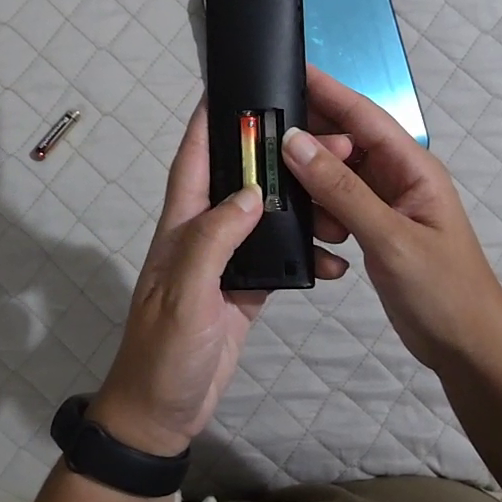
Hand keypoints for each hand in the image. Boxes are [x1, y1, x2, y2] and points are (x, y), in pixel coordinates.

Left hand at [93, 102, 347, 459]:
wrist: (163, 412)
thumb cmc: (163, 351)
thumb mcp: (185, 293)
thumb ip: (214, 241)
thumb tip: (252, 192)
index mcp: (180, 227)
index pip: (192, 161)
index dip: (208, 124)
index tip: (231, 88)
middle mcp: (202, 236)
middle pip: (240, 182)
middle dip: (275, 156)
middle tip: (323, 138)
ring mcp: (225, 263)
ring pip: (265, 217)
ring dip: (298, 202)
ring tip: (339, 190)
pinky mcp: (245, 290)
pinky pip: (279, 258)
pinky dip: (305, 252)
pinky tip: (333, 252)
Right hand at [280, 65, 501, 370]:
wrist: (468, 348)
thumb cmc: (444, 290)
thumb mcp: (390, 238)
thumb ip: (341, 190)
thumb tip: (295, 142)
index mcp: (412, 166)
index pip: (362, 114)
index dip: (326, 89)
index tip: (286, 70)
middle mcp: (395, 177)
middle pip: (342, 141)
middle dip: (309, 142)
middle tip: (266, 145)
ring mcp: (383, 203)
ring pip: (333, 175)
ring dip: (312, 187)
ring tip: (296, 205)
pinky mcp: (371, 229)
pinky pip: (335, 206)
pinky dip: (320, 214)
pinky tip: (315, 234)